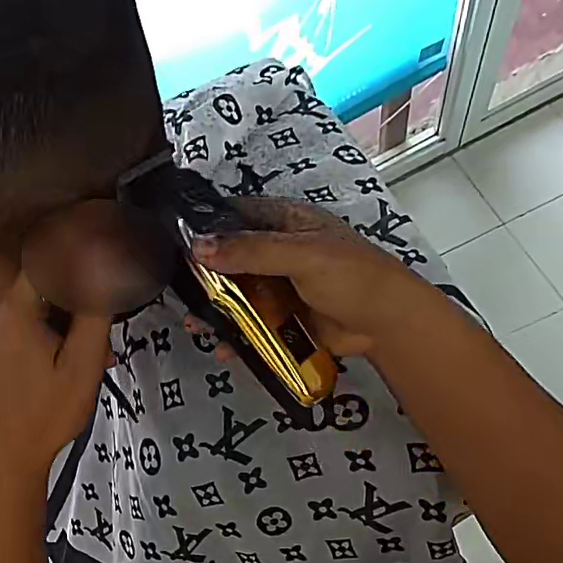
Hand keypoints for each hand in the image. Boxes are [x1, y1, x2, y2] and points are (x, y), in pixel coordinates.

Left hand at [0, 275, 111, 477]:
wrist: (7, 457)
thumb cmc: (44, 416)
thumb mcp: (82, 364)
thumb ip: (93, 313)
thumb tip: (103, 274)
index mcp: (14, 311)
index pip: (48, 261)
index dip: (79, 262)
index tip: (104, 270)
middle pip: (43, 289)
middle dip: (78, 307)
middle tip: (103, 337)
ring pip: (35, 311)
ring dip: (65, 327)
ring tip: (90, 358)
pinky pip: (22, 330)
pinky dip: (48, 339)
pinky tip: (66, 365)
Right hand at [189, 197, 443, 355]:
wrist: (386, 323)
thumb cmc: (351, 276)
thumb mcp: (301, 254)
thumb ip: (251, 251)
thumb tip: (198, 247)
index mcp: (288, 222)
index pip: (239, 215)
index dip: (209, 226)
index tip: (177, 243)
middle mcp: (281, 251)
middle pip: (233, 260)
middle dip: (207, 278)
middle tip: (180, 294)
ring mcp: (282, 287)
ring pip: (240, 296)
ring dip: (218, 311)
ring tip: (196, 326)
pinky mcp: (286, 318)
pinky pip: (253, 324)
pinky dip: (238, 336)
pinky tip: (223, 347)